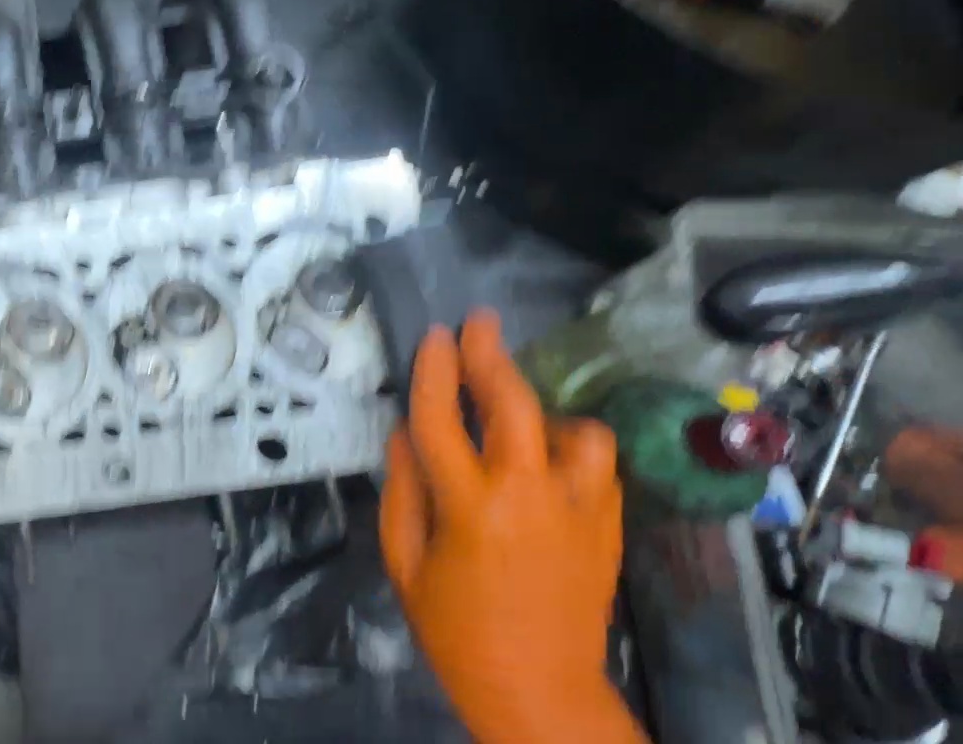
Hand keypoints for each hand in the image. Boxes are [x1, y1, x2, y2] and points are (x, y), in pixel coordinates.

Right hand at [380, 311, 644, 743]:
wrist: (537, 687)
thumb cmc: (453, 626)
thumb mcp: (403, 559)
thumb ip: (402, 488)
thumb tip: (405, 432)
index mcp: (469, 507)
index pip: (443, 418)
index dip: (435, 370)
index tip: (433, 336)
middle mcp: (528, 497)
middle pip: (515, 405)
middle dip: (493, 356)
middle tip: (480, 324)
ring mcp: (579, 511)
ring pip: (577, 431)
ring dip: (544, 410)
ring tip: (519, 413)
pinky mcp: (609, 528)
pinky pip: (599, 465)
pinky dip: (572, 447)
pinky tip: (548, 455)